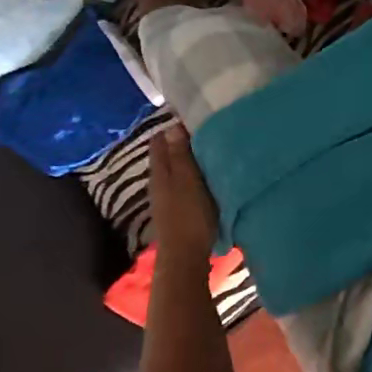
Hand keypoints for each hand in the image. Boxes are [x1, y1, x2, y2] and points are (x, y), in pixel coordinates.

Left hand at [149, 125, 219, 261]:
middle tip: (207, 127)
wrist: (185, 257)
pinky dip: (194, 174)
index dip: (173, 127)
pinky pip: (185, 182)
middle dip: (182, 141)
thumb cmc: (188, 215)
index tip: (194, 115)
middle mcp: (160, 182)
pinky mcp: (179, 208)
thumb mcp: (187, 181)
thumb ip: (179, 156)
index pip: (160, 141)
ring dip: (189, 158)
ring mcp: (168, 197)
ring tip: (212, 147)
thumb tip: (172, 126)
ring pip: (176, 169)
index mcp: (160, 172)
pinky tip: (209, 174)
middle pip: (167, 154)